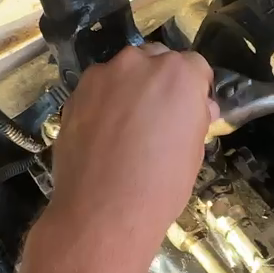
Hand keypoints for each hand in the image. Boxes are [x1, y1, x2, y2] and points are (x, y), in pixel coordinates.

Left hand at [46, 43, 216, 258]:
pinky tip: (104, 136)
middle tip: (160, 119)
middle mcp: (139, 63)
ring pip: (124, 72)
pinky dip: (104, 104)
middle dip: (161, 83)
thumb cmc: (161, 187)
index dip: (195, 90)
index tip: (191, 112)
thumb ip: (195, 119)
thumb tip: (198, 108)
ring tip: (128, 129)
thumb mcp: (194, 153)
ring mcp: (102, 76)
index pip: (195, 67)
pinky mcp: (75, 94)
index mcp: (179, 75)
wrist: (103, 212)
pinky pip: (98, 90)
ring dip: (130, 90)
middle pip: (157, 60)